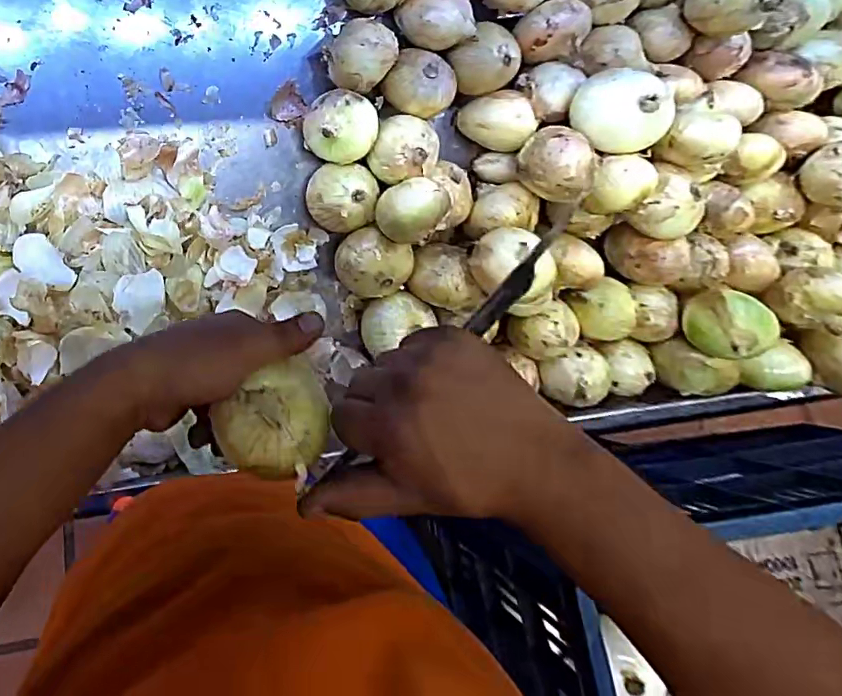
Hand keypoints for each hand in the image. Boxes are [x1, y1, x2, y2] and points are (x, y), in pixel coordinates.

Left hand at [105, 312, 323, 430]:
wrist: (143, 385)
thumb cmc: (202, 364)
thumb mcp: (250, 349)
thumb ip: (284, 338)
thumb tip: (320, 317)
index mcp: (234, 325)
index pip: (269, 339)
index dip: (284, 361)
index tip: (298, 390)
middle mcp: (215, 340)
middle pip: (249, 369)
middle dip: (258, 395)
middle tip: (273, 422)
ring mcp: (195, 365)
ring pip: (227, 393)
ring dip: (233, 417)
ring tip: (241, 440)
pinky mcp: (180, 389)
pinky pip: (205, 409)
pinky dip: (209, 426)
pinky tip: (210, 442)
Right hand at [301, 326, 592, 520]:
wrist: (538, 461)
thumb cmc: (470, 486)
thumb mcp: (409, 498)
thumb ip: (353, 495)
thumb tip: (303, 505)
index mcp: (388, 426)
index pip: (342, 415)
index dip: (362, 432)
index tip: (388, 444)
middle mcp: (401, 382)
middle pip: (360, 384)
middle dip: (376, 404)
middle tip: (411, 425)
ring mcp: (427, 354)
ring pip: (385, 362)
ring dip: (397, 381)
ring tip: (432, 404)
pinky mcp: (449, 335)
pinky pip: (413, 341)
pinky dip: (421, 359)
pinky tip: (446, 382)